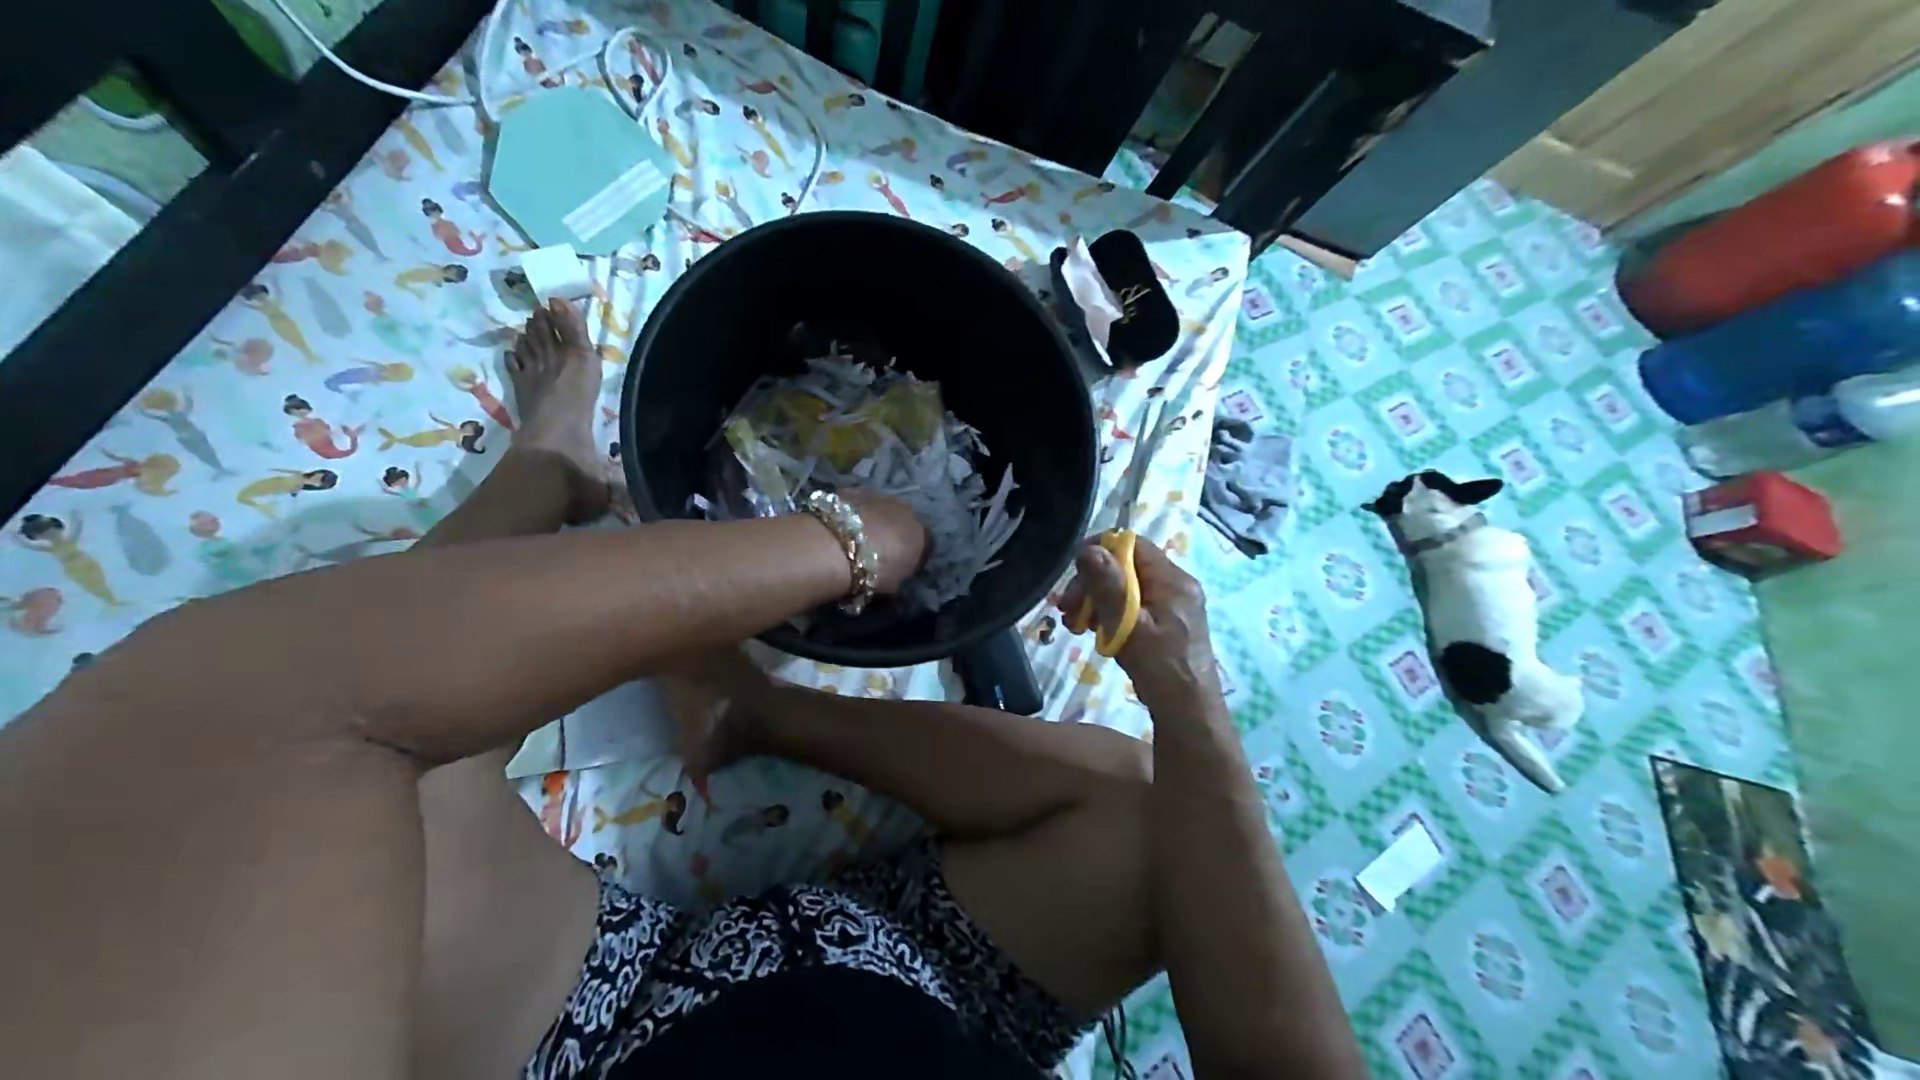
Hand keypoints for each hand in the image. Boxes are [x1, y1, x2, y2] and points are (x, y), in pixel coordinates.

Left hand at [841, 492, 926, 594]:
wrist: (834, 547)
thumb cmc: (871, 574)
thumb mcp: (891, 590)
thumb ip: (898, 582)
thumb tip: (896, 583)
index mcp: (922, 536)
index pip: (925, 546)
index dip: (912, 557)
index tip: (899, 569)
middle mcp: (906, 511)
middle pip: (903, 523)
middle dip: (893, 535)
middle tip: (875, 553)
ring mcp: (880, 497)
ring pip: (881, 510)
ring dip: (873, 522)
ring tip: (854, 540)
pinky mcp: (853, 490)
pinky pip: (858, 504)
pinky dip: (853, 514)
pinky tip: (839, 528)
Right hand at [1058, 535, 1218, 707]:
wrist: (1188, 713)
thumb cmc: (1160, 667)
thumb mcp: (1129, 624)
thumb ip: (1109, 585)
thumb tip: (1089, 549)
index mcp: (1172, 580)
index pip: (1132, 544)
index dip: (1100, 549)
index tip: (1073, 570)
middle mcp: (1175, 585)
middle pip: (1124, 566)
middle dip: (1091, 583)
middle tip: (1066, 609)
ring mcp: (1172, 605)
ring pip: (1125, 588)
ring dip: (1095, 601)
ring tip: (1075, 626)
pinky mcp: (1166, 623)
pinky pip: (1132, 606)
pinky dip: (1109, 615)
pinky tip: (1093, 633)